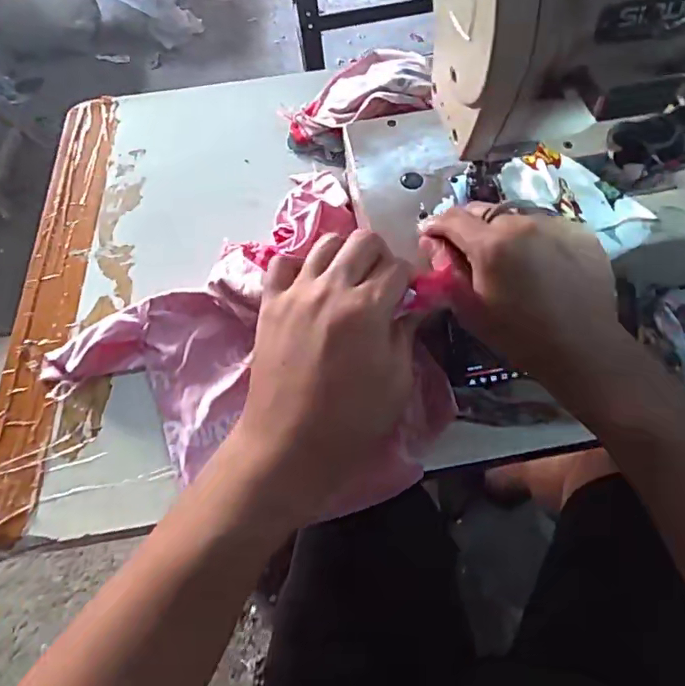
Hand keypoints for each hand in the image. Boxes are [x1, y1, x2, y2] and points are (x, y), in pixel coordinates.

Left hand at [228, 230, 420, 524]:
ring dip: (345, 253)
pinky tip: (311, 284)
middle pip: (363, 240)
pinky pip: (283, 262)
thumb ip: (406, 333)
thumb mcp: (397, 380)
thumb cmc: (352, 420)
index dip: (411, 277)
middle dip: (382, 255)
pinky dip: (301, 264)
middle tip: (383, 281)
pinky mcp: (269, 303)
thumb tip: (415, 306)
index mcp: (367, 308)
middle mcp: (331, 288)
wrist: (289, 445)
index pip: (398, 267)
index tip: (412, 292)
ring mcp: (296, 292)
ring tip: (350, 278)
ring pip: (326, 242)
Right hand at [419, 203, 635, 389]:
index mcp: (491, 244)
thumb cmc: (520, 335)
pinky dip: (533, 238)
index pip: (452, 218)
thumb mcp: (472, 309)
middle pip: (483, 211)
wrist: (584, 348)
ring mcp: (553, 224)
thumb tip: (432, 242)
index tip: (429, 234)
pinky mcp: (577, 231)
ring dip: (502, 230)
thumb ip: (447, 270)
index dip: (436, 224)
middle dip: (468, 225)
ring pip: (514, 216)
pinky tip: (538, 262)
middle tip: (466, 248)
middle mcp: (521, 224)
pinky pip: (544, 226)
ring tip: (507, 257)